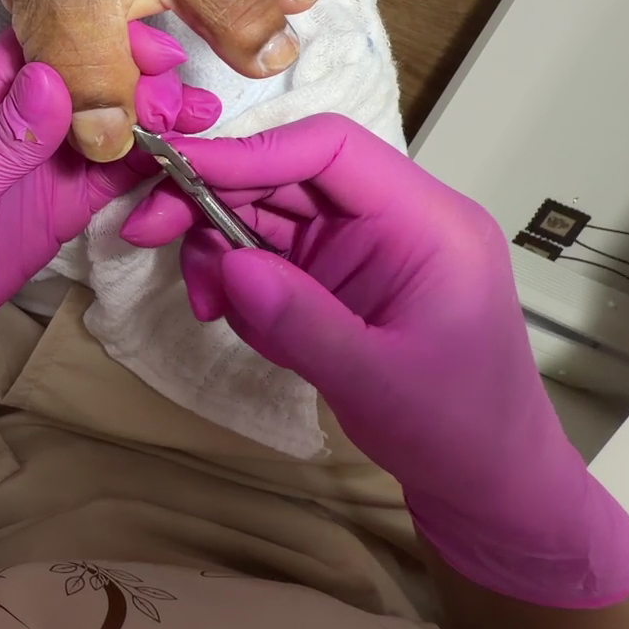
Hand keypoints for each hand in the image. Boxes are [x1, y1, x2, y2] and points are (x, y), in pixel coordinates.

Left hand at [0, 23, 218, 409]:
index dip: (93, 36)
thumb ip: (3, 139)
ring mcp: (47, 160)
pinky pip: (113, 174)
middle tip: (180, 98)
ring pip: (109, 125)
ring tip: (201, 120)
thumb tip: (55, 77)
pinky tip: (185, 160)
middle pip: (87, 81)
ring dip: (154, 120)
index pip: (41, 47)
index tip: (147, 45)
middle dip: (137, 80)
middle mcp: (22, 120)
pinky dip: (149, 166)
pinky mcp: (66, 201)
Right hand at [120, 115, 628, 608]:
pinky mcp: (321, 266)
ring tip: (206, 305)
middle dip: (206, 199)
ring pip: (255, 208)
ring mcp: (349, 239)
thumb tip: (225, 260)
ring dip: (211, 248)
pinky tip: (229, 314)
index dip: (248, 151)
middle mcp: (383, 214)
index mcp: (424, 221)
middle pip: (277, 172)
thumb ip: (301, 319)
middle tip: (146, 232)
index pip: (328, 150)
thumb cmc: (455, 428)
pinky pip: (254, 247)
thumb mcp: (377, 382)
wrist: (482, 479)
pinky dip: (227, 276)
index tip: (176, 170)